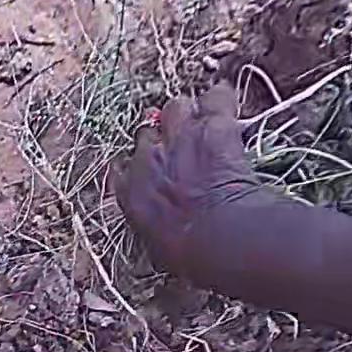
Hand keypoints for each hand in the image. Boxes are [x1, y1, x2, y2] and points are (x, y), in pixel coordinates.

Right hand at [116, 84, 268, 292]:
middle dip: (162, 137)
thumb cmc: (188, 255)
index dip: (137, 166)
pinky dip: (222, 101)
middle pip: (146, 132)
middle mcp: (148, 160)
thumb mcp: (157, 249)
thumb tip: (161, 235)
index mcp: (131, 193)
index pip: (121, 168)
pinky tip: (229, 111)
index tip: (148, 169)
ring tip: (204, 124)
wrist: (217, 235)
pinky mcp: (213, 126)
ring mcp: (180, 138)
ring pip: (176, 106)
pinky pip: (216, 96)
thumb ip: (153, 228)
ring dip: (189, 114)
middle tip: (182, 147)